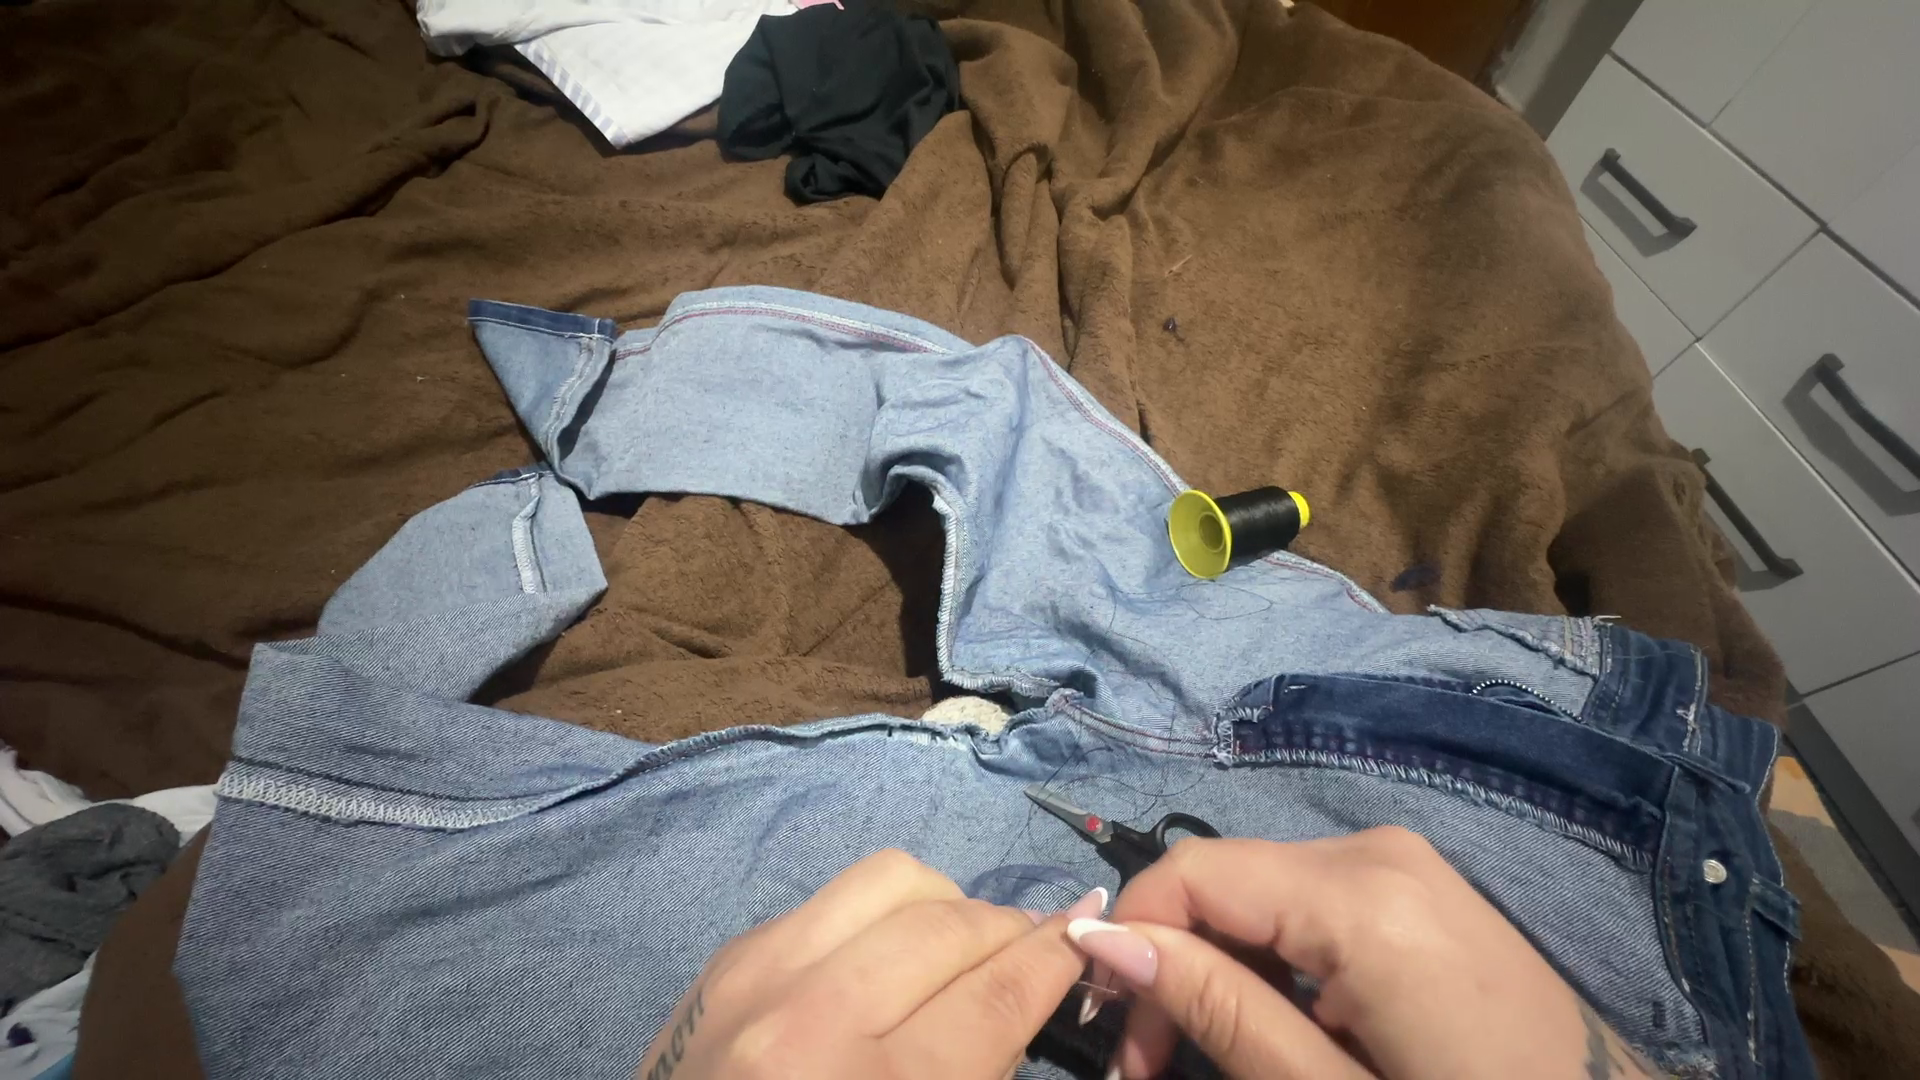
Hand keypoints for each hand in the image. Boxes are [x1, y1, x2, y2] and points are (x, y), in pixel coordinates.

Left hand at [634, 849, 1103, 1079]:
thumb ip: (979, 1070)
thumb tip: (1026, 986)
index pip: (990, 1001)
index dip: (1051, 959)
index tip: (1087, 927)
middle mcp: (808, 1019)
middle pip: (949, 928)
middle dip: (1010, 930)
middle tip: (1031, 949)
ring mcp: (761, 970)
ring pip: (894, 878)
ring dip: (948, 902)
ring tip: (960, 941)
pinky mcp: (734, 951)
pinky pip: (838, 892)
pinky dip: (885, 910)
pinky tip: (888, 949)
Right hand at [1066, 829, 1668, 1079]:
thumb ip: (1218, 1008)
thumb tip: (1099, 936)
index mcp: (1364, 895)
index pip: (1194, 872)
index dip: (1134, 937)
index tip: (1116, 1033)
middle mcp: (1375, 848)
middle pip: (1225, 880)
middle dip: (1177, 961)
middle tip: (1155, 1059)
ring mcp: (1401, 860)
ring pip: (1258, 890)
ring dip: (1219, 962)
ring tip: (1219, 1044)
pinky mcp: (1412, 883)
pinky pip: (1304, 900)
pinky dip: (1269, 954)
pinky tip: (1282, 1019)